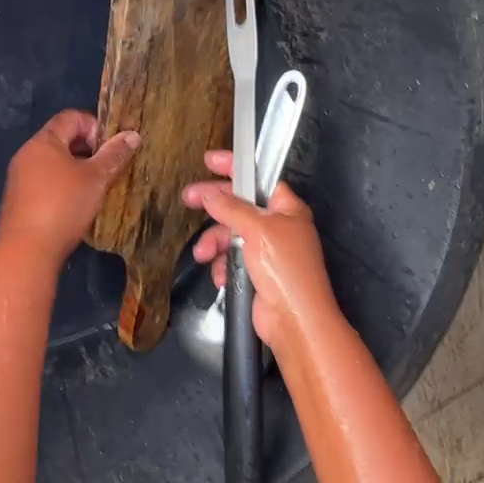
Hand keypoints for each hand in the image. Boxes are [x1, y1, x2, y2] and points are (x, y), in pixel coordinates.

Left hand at [0, 110, 140, 265]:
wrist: (27, 250)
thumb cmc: (64, 205)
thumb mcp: (95, 178)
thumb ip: (114, 154)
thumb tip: (132, 134)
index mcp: (44, 141)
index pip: (70, 117)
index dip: (94, 125)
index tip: (111, 147)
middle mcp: (27, 154)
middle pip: (61, 138)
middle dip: (87, 148)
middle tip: (108, 167)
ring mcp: (19, 177)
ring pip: (53, 162)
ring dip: (76, 168)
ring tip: (96, 186)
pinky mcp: (19, 200)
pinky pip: (44, 181)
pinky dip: (62, 184)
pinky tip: (76, 204)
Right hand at [182, 151, 335, 353]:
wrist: (294, 321)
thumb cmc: (286, 269)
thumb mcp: (258, 230)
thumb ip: (232, 208)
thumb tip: (210, 194)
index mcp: (286, 208)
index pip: (258, 178)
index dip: (234, 168)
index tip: (209, 161)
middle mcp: (278, 226)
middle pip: (239, 207)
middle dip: (214, 208)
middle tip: (189, 199)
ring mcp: (267, 251)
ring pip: (231, 235)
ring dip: (214, 243)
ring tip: (203, 254)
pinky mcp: (256, 273)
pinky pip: (231, 260)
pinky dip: (223, 265)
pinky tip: (221, 276)